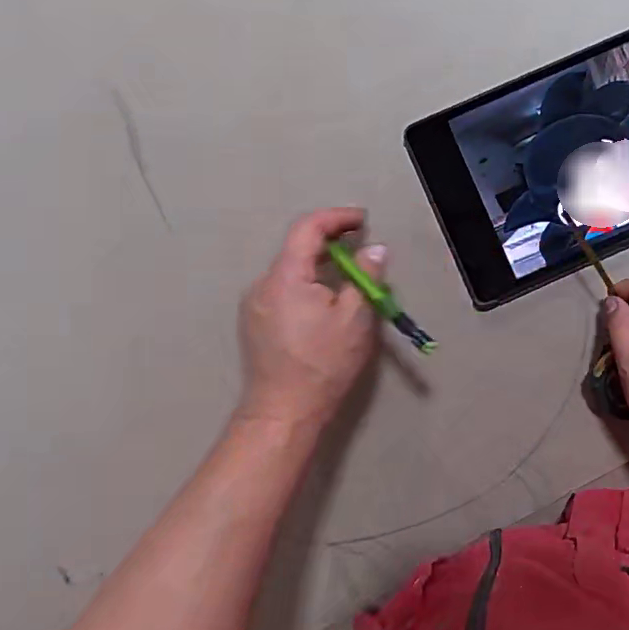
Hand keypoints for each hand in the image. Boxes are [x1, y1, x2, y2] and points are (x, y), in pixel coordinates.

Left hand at [237, 207, 385, 431]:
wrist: (283, 412)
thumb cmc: (323, 364)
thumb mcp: (355, 318)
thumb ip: (365, 277)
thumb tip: (374, 250)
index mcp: (286, 276)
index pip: (308, 228)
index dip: (337, 218)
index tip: (362, 220)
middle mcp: (263, 284)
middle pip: (297, 249)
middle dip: (330, 243)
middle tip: (361, 248)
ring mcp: (254, 305)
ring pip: (290, 272)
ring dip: (319, 267)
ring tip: (348, 281)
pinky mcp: (255, 324)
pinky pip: (283, 291)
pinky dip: (307, 286)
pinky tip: (325, 305)